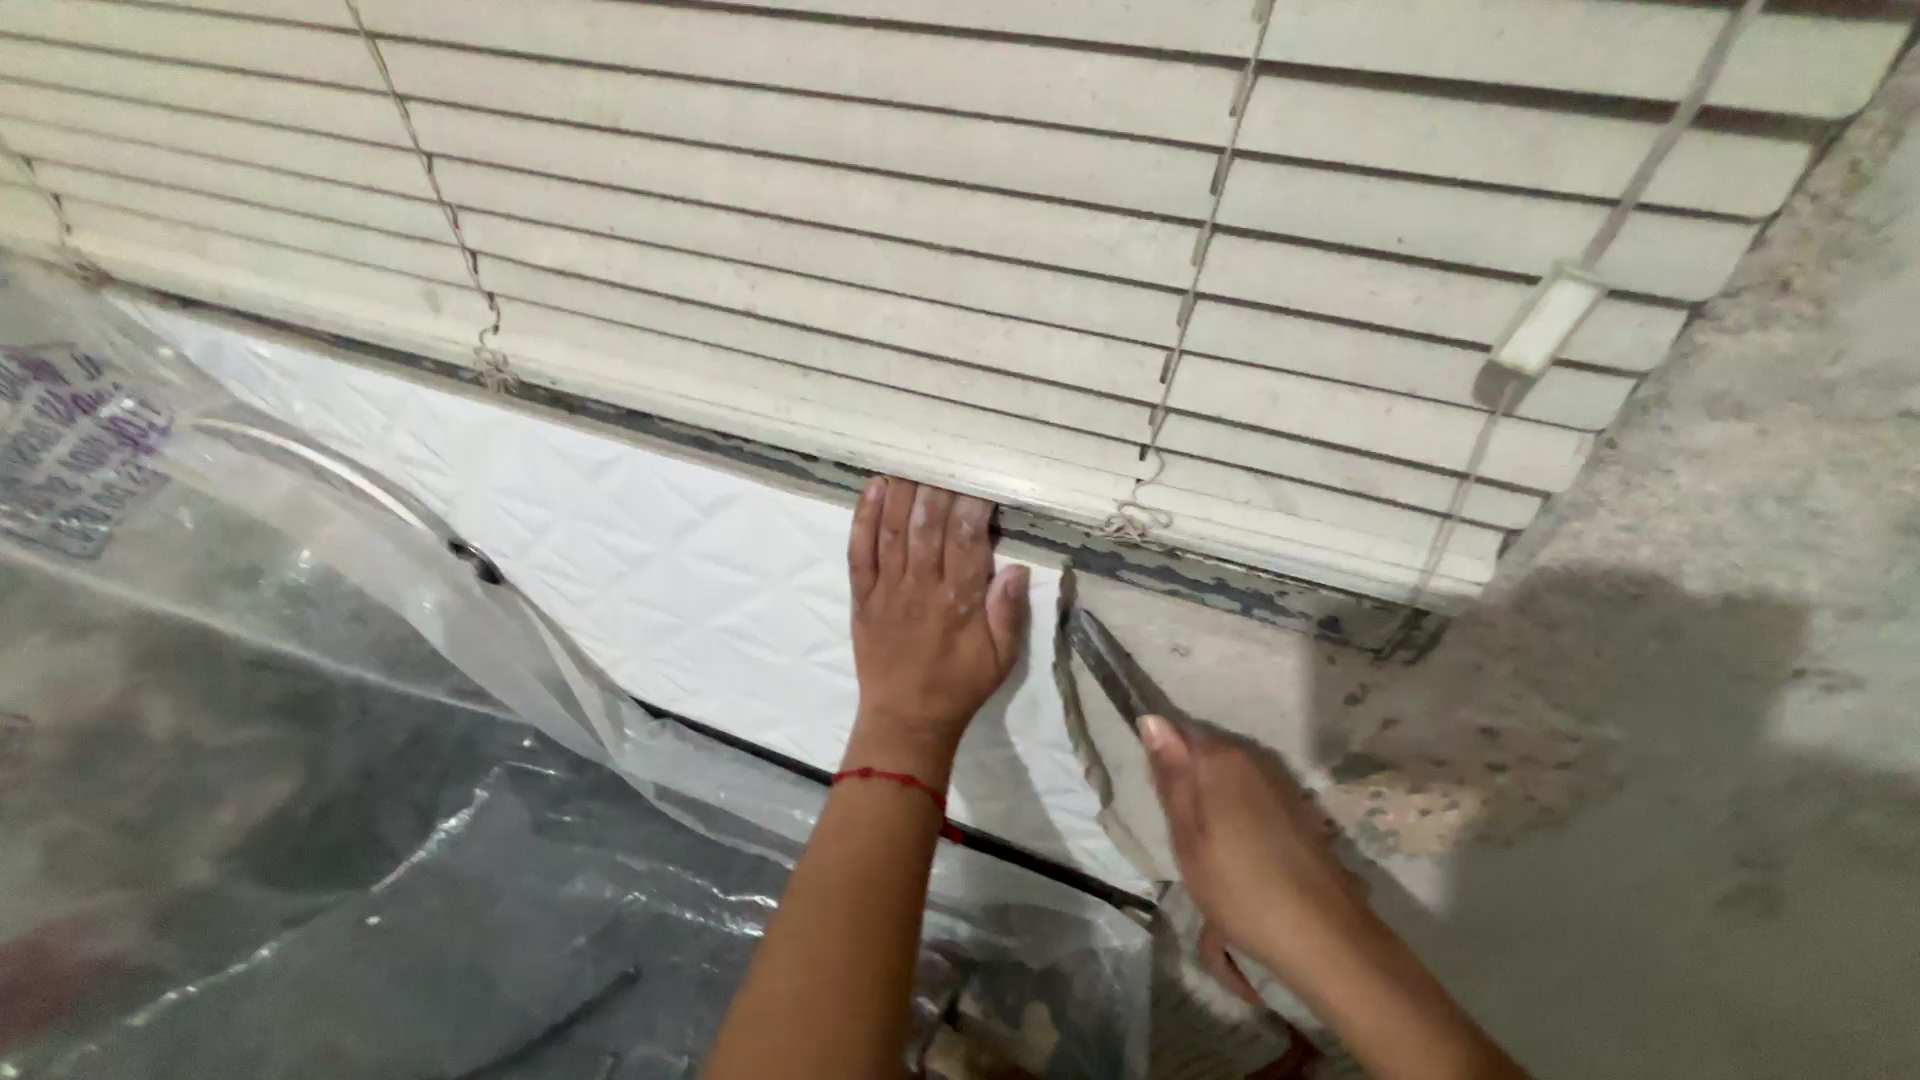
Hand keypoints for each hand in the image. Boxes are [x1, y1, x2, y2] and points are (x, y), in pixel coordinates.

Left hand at [845, 477, 1029, 783]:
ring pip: (894, 530)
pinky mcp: (862, 596)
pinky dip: (864, 518)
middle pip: (929, 525)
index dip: (973, 504)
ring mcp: (887, 590)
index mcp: (959, 601)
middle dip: (939, 486)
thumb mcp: (1001, 658)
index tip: (981, 478)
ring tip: (912, 457)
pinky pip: (859, 551)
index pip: (967, 539)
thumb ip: (1009, 613)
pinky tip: (874, 488)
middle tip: (947, 456)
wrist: (905, 718)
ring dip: (903, 491)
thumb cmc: (959, 686)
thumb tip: (1017, 567)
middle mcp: (921, 588)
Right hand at [1140, 715, 1369, 984]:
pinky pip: (1251, 797)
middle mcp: (1254, 759)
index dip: (1162, 763)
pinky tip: (1240, 857)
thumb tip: (1151, 719)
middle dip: (1188, 784)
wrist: (1325, 938)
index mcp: (1221, 759)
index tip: (1160, 802)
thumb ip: (1171, 777)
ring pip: (1227, 778)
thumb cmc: (1240, 889)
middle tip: (1182, 836)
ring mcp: (1280, 783)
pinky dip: (1238, 818)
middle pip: (1204, 754)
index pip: (1175, 732)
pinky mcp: (1298, 809)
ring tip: (1210, 854)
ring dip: (1213, 803)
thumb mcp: (1187, 838)